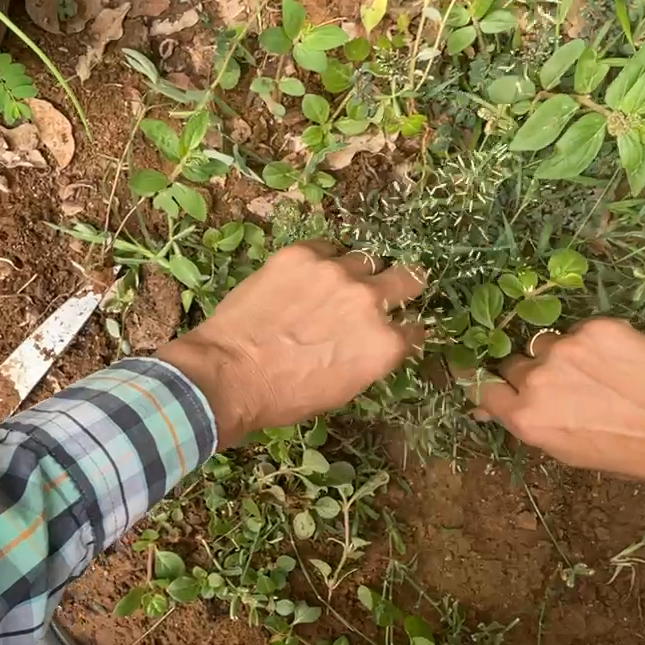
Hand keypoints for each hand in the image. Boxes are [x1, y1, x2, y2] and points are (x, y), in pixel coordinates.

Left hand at [156, 243, 424, 445]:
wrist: (229, 374)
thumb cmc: (284, 397)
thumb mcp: (341, 389)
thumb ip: (367, 358)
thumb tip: (369, 342)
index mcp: (384, 345)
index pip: (415, 329)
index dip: (407, 329)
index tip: (398, 329)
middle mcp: (370, 302)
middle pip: (407, 279)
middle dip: (402, 285)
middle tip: (388, 289)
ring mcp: (336, 272)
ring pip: (363, 260)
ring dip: (354, 273)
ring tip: (331, 287)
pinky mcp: (301, 254)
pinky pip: (325, 248)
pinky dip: (321, 261)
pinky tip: (304, 277)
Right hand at [471, 319, 644, 512]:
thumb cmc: (628, 452)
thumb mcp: (565, 450)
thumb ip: (524, 423)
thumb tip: (487, 408)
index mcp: (525, 418)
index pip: (478, 385)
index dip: (471, 374)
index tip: (467, 363)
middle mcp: (536, 380)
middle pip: (512, 364)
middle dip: (528, 372)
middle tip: (562, 386)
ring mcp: (565, 348)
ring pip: (546, 343)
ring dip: (561, 356)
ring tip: (598, 375)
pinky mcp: (596, 327)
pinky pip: (578, 331)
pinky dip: (591, 343)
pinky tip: (618, 362)